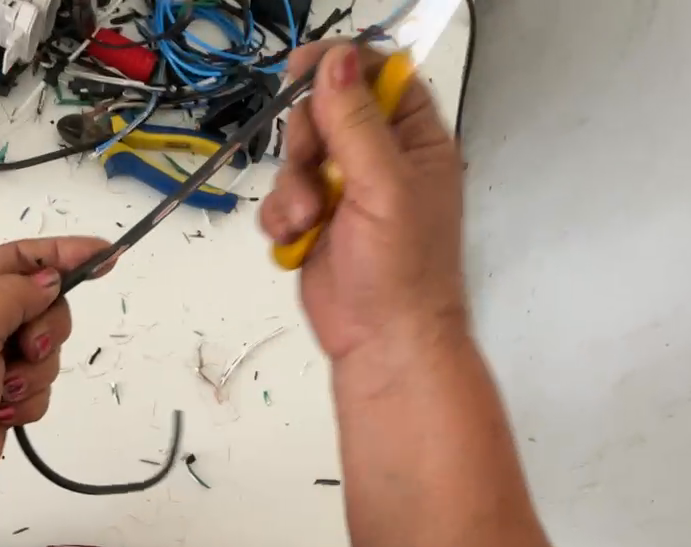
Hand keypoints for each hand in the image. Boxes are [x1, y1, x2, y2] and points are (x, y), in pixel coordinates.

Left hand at [0, 236, 111, 504]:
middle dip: (43, 331)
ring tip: (1, 395)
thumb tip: (48, 280)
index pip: (17, 260)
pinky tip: (2, 415)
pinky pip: (43, 386)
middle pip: (42, 306)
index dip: (61, 253)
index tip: (104, 255)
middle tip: (24, 353)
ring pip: (47, 350)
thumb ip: (8, 296)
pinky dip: (30, 402)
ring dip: (32, 375)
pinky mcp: (8, 395)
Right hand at [259, 44, 469, 367]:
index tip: (302, 69)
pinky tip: (294, 240)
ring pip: (294, 161)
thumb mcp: (384, 186)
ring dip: (290, 190)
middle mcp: (374, 161)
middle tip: (312, 166)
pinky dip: (279, 219)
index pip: (376, 77)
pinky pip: (279, 202)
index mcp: (411, 139)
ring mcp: (339, 195)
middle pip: (323, 115)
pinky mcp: (310, 227)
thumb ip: (356, 123)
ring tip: (306, 222)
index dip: (340, 67)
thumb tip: (335, 61)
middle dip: (307, 142)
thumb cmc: (400, 268)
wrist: (380, 340)